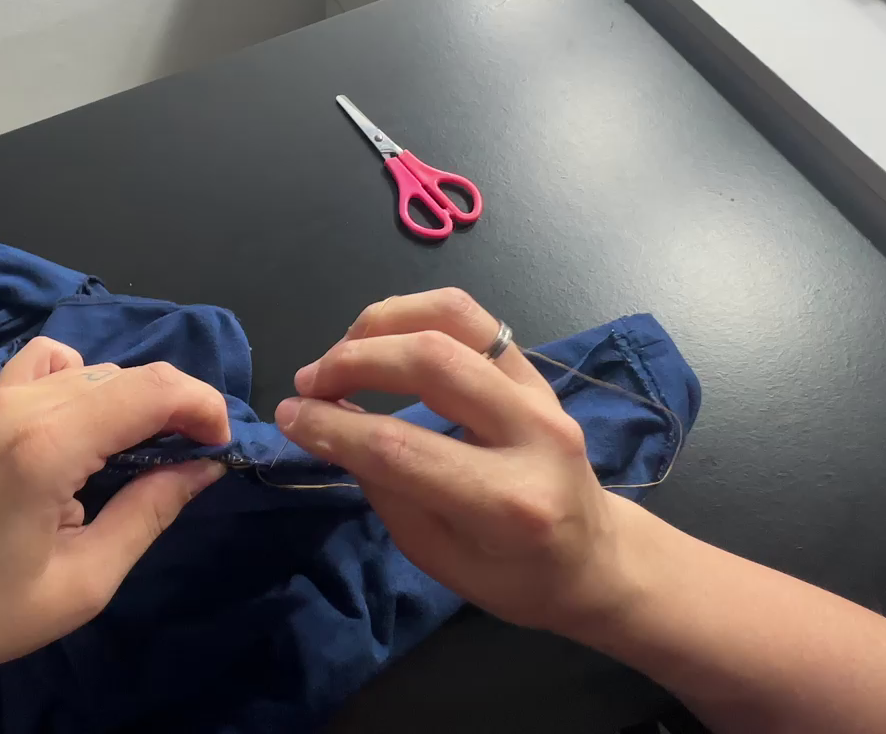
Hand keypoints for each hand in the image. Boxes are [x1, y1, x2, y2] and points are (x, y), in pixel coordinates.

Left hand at [0, 338, 230, 733]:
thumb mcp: (84, 581)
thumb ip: (150, 512)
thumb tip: (205, 466)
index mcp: (46, 446)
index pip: (151, 389)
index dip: (202, 405)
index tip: (222, 446)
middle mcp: (21, 403)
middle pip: (129, 373)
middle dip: (177, 405)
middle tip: (195, 455)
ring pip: (94, 367)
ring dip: (133, 397)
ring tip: (140, 449)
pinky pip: (47, 361)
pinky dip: (82, 378)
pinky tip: (80, 423)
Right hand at [274, 289, 646, 635]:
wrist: (596, 557)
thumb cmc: (513, 574)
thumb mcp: (436, 555)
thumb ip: (382, 484)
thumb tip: (322, 423)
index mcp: (509, 502)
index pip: (400, 448)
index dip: (330, 427)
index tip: (289, 417)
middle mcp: (533, 433)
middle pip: (429, 362)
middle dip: (351, 363)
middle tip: (309, 383)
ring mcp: (538, 389)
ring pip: (450, 317)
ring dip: (378, 325)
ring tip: (341, 352)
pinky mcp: (530, 365)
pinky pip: (466, 313)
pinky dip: (410, 311)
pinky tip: (380, 336)